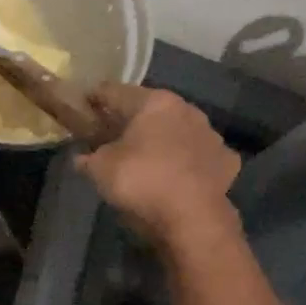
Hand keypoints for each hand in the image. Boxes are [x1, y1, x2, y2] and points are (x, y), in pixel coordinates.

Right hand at [76, 85, 241, 241]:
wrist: (190, 212)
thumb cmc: (139, 180)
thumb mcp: (99, 169)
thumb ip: (89, 158)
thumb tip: (82, 157)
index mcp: (154, 104)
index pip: (117, 92)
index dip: (97, 96)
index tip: (85, 100)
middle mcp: (186, 109)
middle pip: (151, 110)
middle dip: (131, 119)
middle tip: (112, 133)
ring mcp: (209, 133)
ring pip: (176, 130)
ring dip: (160, 139)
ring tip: (144, 156)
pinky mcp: (223, 158)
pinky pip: (194, 155)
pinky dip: (181, 161)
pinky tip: (172, 174)